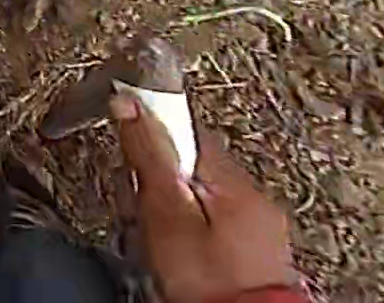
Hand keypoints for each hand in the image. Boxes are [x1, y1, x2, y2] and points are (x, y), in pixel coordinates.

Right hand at [112, 93, 297, 302]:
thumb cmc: (207, 282)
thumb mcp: (166, 211)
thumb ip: (148, 153)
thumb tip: (127, 101)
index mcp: (234, 178)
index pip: (183, 126)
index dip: (150, 135)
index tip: (131, 158)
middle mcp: (252, 197)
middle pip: (186, 162)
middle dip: (155, 179)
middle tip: (141, 208)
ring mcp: (255, 229)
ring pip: (194, 193)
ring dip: (167, 206)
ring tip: (154, 236)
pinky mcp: (252, 257)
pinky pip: (207, 223)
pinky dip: (186, 230)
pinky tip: (174, 252)